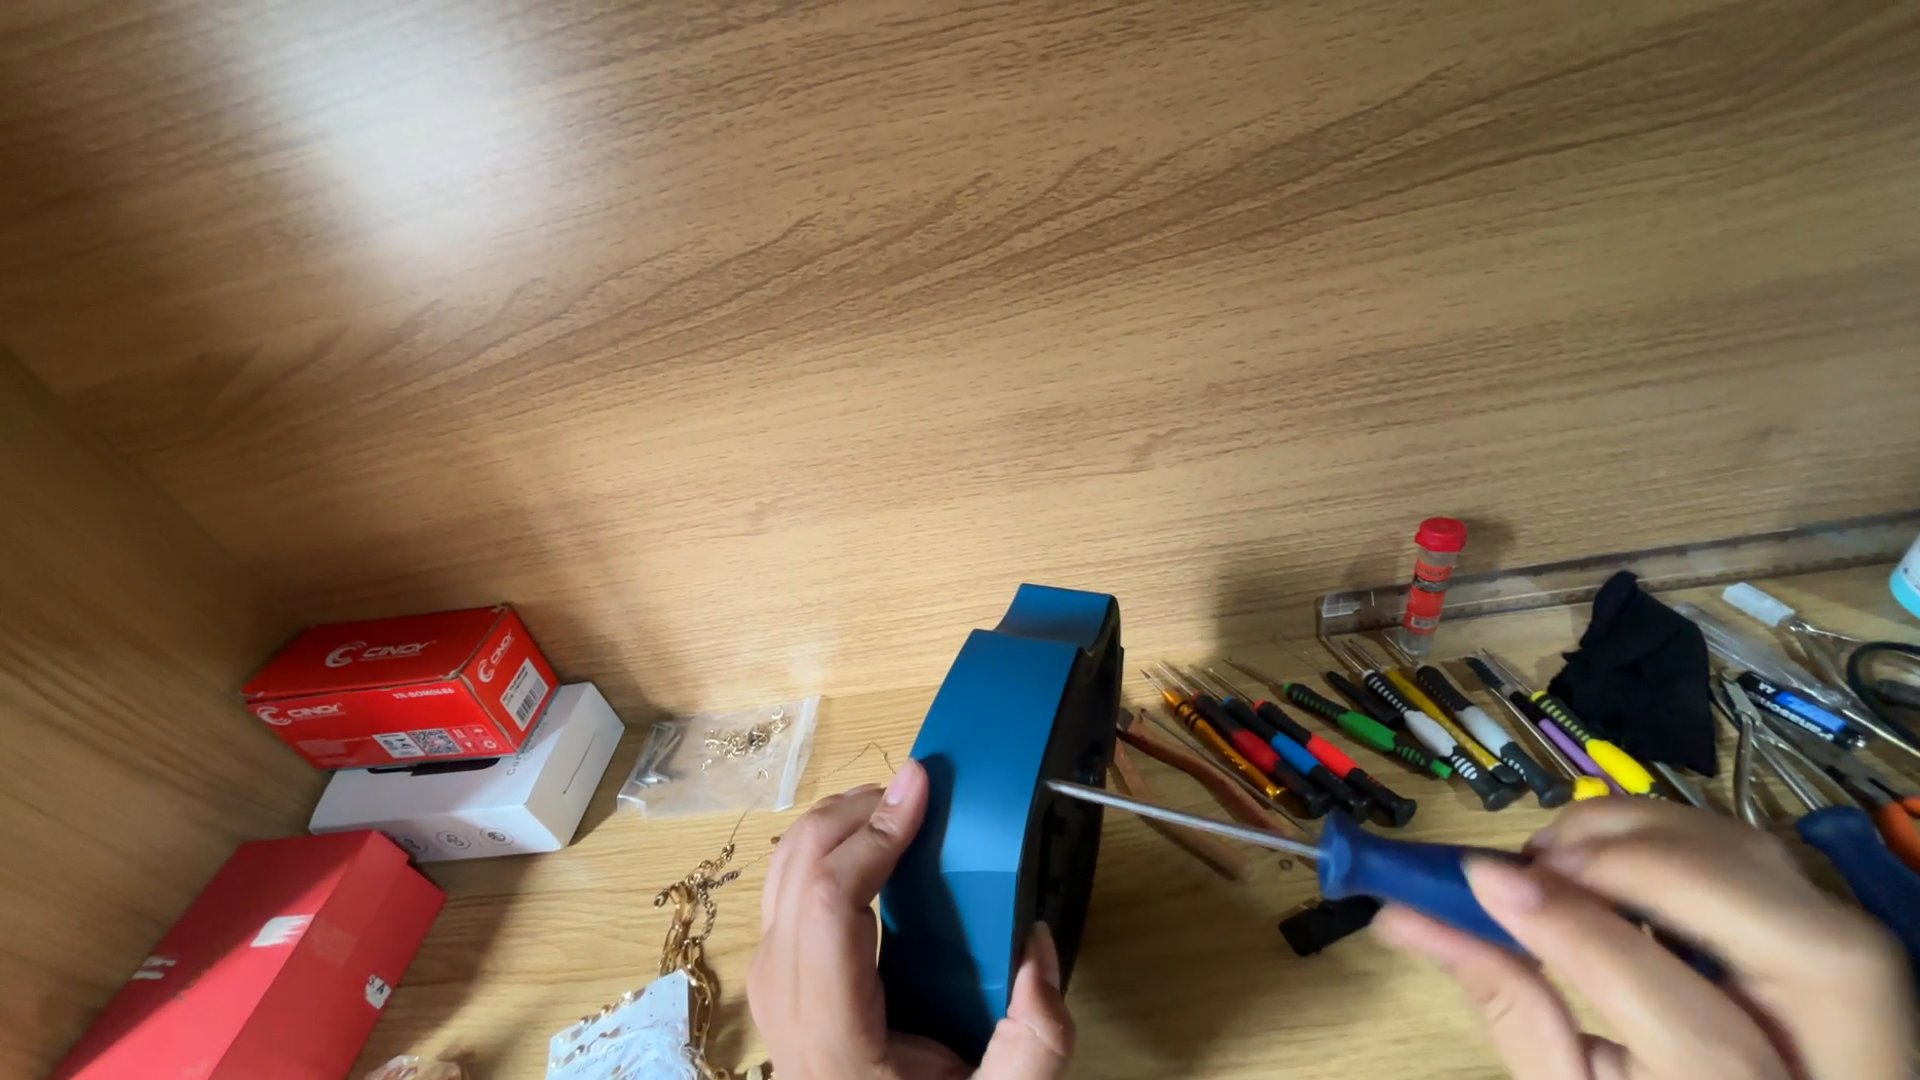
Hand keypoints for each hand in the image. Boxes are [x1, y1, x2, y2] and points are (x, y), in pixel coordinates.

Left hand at [748, 761, 1075, 1079]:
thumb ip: (1032, 1047)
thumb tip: (1037, 945)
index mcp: (830, 1028)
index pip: (828, 901)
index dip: (872, 834)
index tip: (920, 787)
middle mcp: (782, 990)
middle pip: (801, 866)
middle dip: (858, 810)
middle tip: (917, 790)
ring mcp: (769, 972)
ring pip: (786, 862)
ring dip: (839, 818)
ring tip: (896, 805)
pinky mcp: (774, 960)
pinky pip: (787, 876)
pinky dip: (827, 839)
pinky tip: (869, 835)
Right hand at [1373, 798, 1914, 1078]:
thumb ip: (1501, 1002)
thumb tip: (1400, 913)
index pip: (1700, 1037)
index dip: (1584, 938)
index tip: (1482, 875)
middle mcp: (1854, 1071)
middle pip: (1815, 951)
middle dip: (1662, 871)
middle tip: (1545, 854)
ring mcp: (1868, 1009)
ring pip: (1794, 884)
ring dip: (1659, 837)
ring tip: (1561, 848)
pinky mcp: (1835, 953)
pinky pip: (1769, 864)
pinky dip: (1677, 835)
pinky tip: (1607, 854)